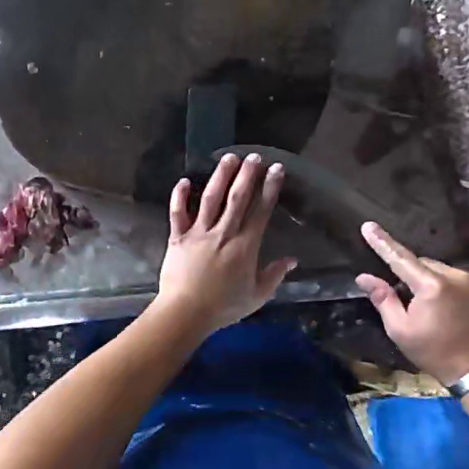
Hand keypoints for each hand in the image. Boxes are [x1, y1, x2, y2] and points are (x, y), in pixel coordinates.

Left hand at [155, 153, 296, 333]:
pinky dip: (179, 197)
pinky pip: (177, 213)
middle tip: (254, 156)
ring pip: (210, 199)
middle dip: (247, 175)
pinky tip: (183, 181)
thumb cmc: (224, 307)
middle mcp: (223, 233)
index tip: (276, 169)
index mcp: (245, 246)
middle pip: (237, 198)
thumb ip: (274, 275)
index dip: (270, 188)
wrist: (186, 312)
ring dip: (220, 177)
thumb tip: (292, 260)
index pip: (261, 211)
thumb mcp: (257, 295)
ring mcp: (198, 233)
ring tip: (228, 158)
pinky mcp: (177, 237)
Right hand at [354, 222, 468, 384]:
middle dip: (410, 274)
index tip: (368, 226)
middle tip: (405, 298)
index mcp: (431, 285)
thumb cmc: (436, 352)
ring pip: (443, 273)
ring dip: (431, 282)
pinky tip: (449, 313)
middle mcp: (456, 277)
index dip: (382, 242)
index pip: (400, 258)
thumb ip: (383, 299)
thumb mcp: (400, 329)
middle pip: (424, 264)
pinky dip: (449, 291)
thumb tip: (364, 277)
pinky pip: (460, 283)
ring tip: (430, 309)